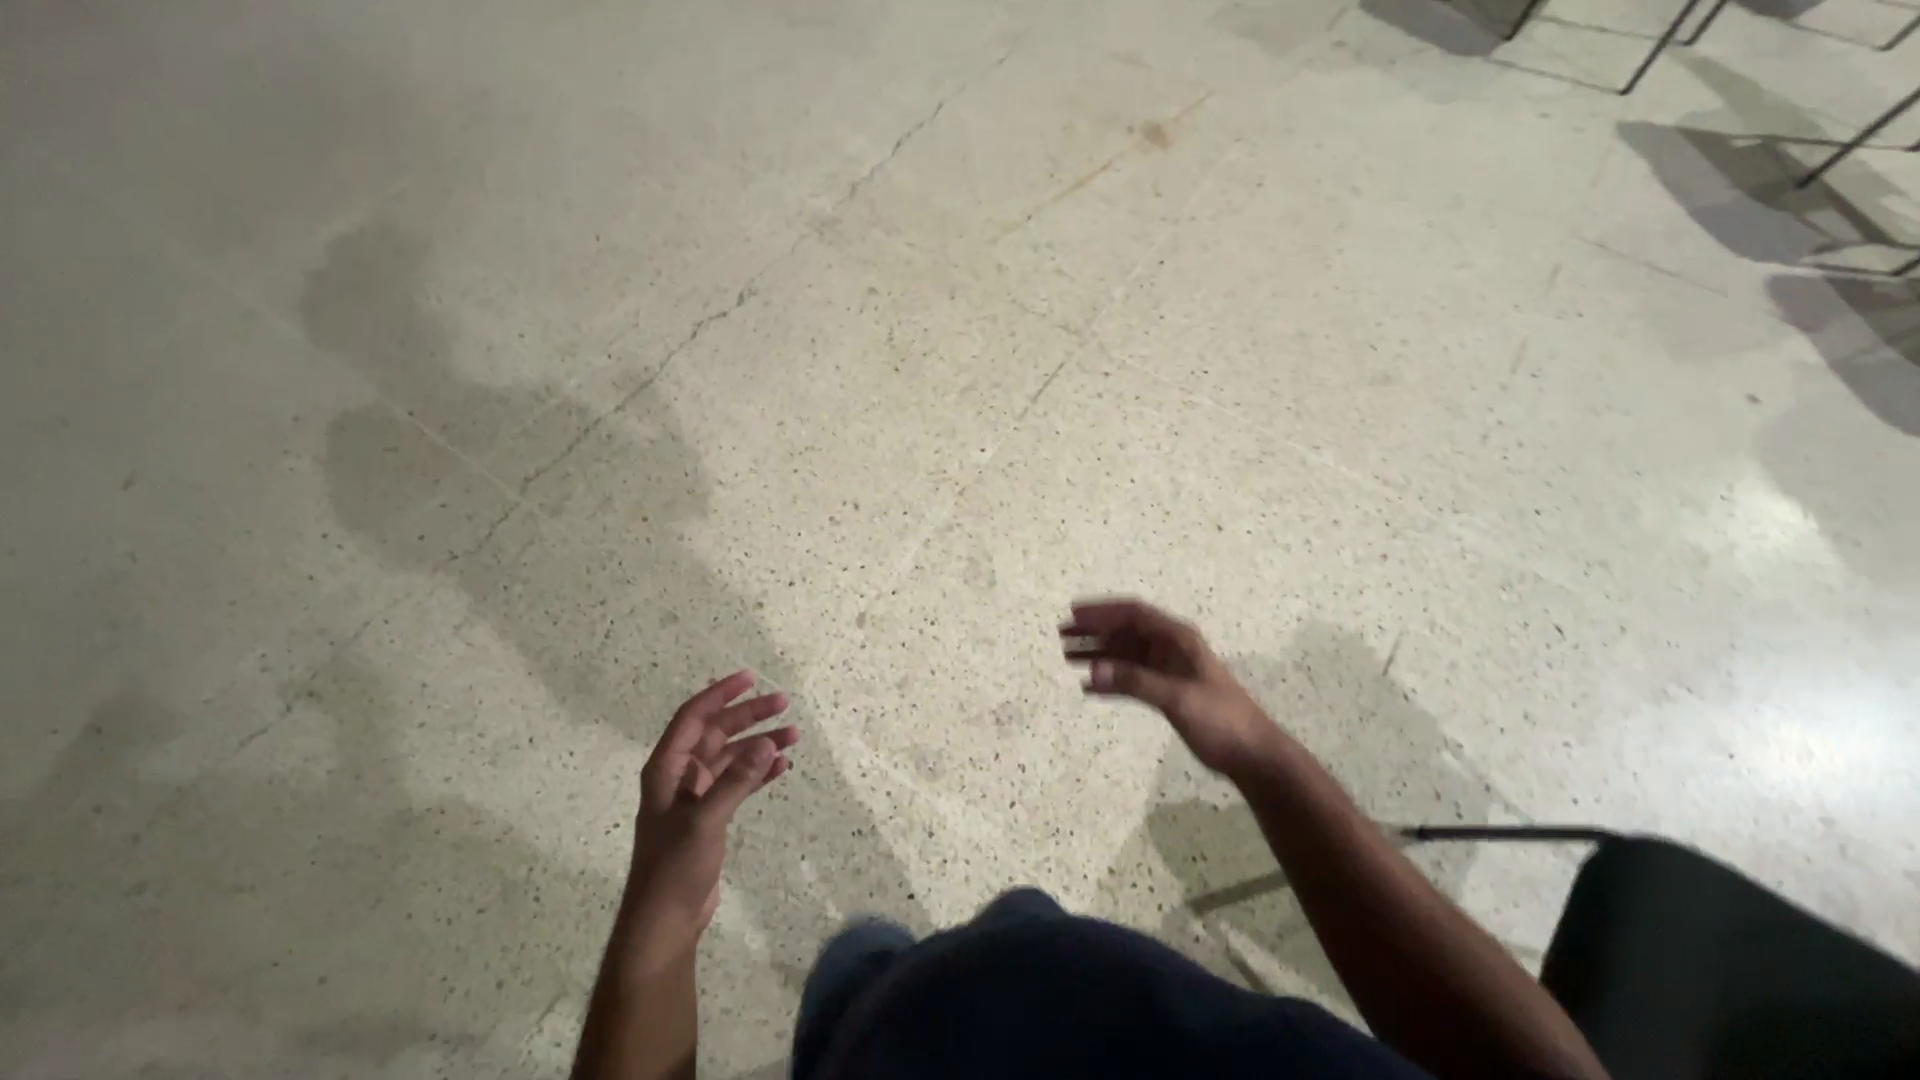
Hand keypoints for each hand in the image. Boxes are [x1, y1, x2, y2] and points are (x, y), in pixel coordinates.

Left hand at [619, 671, 798, 974]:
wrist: (665, 918)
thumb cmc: (675, 866)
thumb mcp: (705, 820)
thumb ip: (737, 781)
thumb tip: (767, 744)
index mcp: (667, 768)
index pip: (693, 717)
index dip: (719, 694)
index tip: (750, 679)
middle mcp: (680, 775)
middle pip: (717, 732)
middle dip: (749, 717)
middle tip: (784, 704)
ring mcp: (696, 796)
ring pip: (731, 757)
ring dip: (759, 744)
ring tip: (793, 735)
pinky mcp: (711, 816)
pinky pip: (738, 782)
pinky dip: (759, 773)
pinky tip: (782, 767)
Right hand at [1062, 598, 1279, 779]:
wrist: (1252, 754)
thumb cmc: (1220, 719)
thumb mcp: (1177, 698)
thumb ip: (1135, 682)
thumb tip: (1092, 670)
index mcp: (1178, 639)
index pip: (1135, 614)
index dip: (1103, 611)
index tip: (1073, 613)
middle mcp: (1170, 649)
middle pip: (1125, 632)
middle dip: (1094, 631)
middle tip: (1061, 635)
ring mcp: (1167, 671)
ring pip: (1125, 655)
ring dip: (1098, 654)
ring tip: (1067, 657)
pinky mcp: (1166, 693)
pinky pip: (1130, 680)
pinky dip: (1109, 681)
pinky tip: (1088, 688)